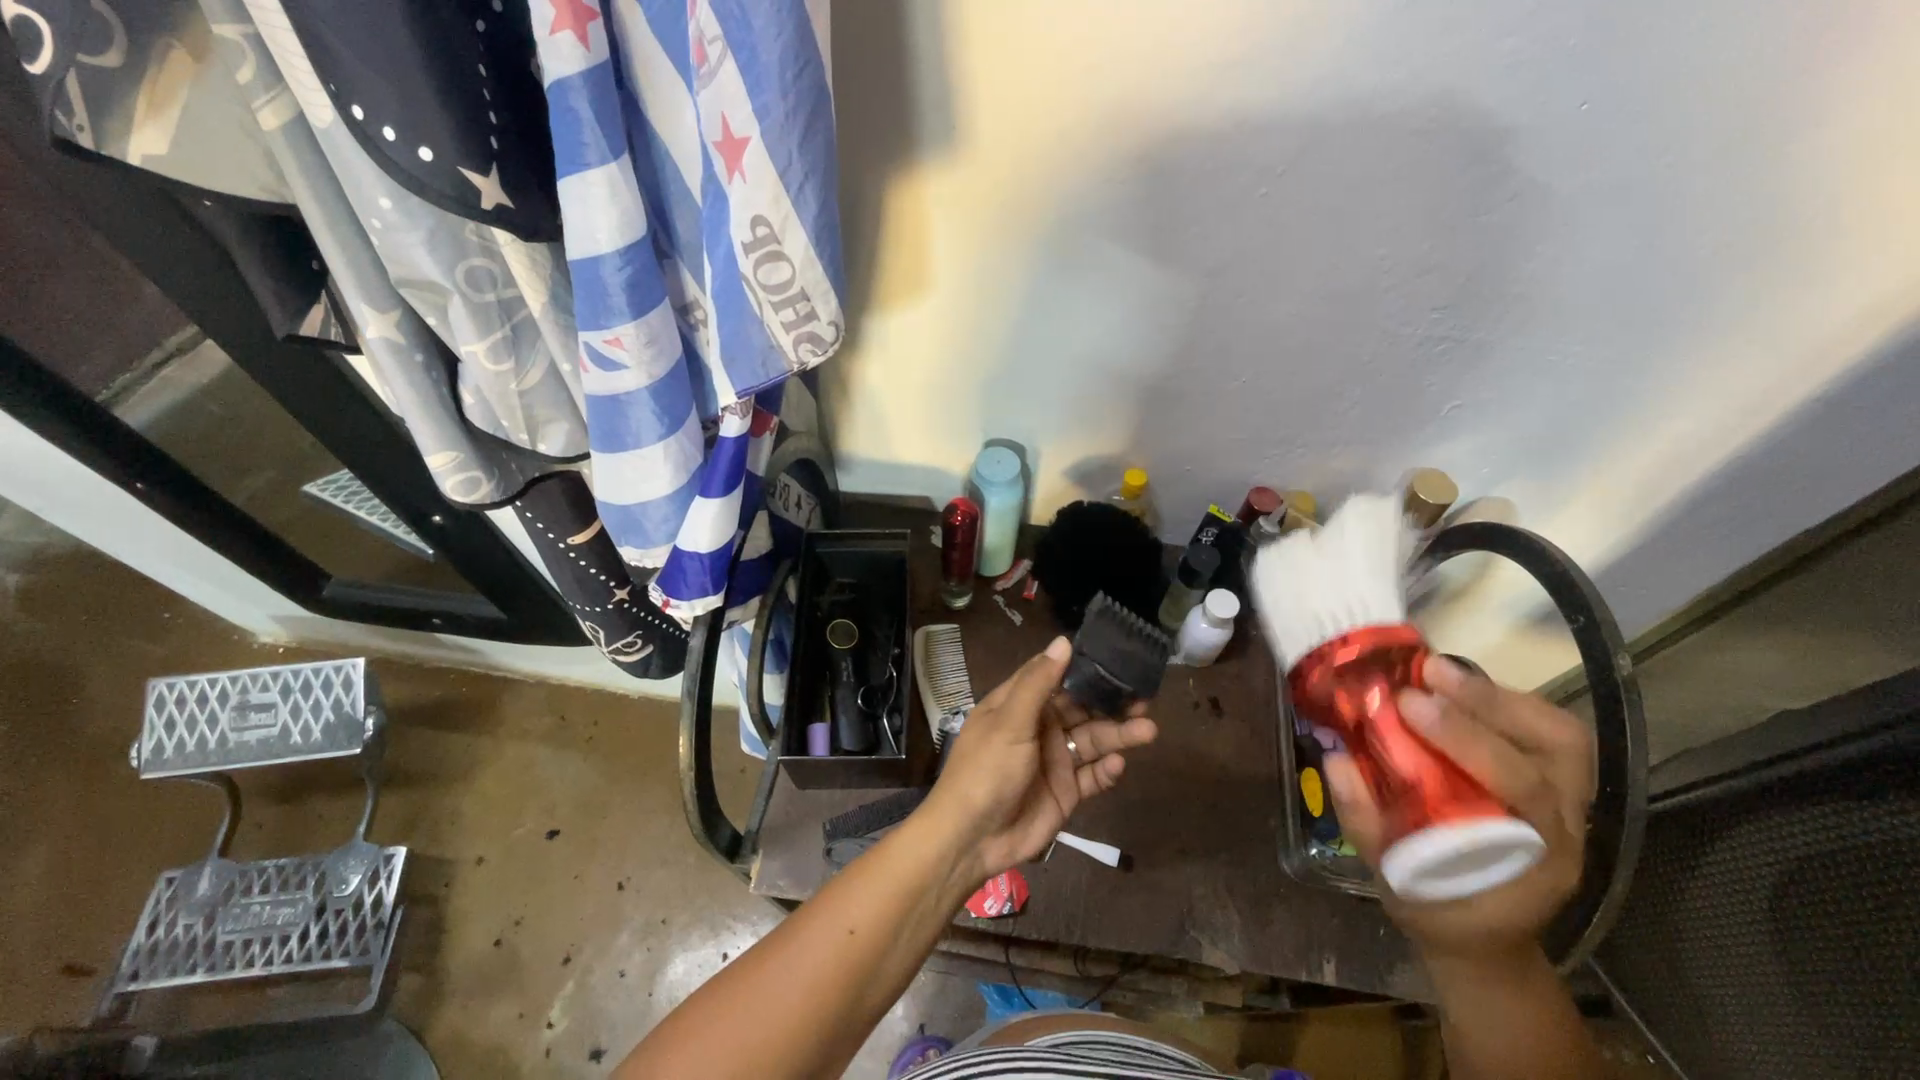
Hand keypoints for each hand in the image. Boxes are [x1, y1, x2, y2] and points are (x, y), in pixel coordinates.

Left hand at [917, 636, 1157, 879]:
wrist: (973, 839)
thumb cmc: (985, 770)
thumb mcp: (1009, 722)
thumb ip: (1038, 683)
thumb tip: (1063, 640)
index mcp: (1018, 705)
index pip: (1054, 676)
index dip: (1083, 666)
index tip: (1117, 654)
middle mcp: (1039, 728)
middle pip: (1082, 708)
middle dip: (1112, 702)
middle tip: (1145, 697)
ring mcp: (1054, 761)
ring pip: (1093, 740)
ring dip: (1119, 734)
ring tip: (1148, 730)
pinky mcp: (1066, 792)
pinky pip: (1093, 775)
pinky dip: (1107, 770)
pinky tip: (1118, 764)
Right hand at [1323, 654, 1594, 962]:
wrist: (1484, 945)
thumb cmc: (1440, 914)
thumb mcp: (1394, 882)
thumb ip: (1366, 823)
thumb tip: (1336, 760)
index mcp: (1540, 859)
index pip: (1523, 787)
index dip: (1470, 740)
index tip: (1411, 706)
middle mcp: (1571, 828)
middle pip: (1560, 747)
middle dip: (1493, 703)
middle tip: (1431, 673)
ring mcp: (1573, 806)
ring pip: (1562, 734)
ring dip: (1502, 696)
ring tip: (1442, 673)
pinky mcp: (1558, 789)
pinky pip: (1547, 735)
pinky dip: (1504, 705)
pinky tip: (1459, 693)